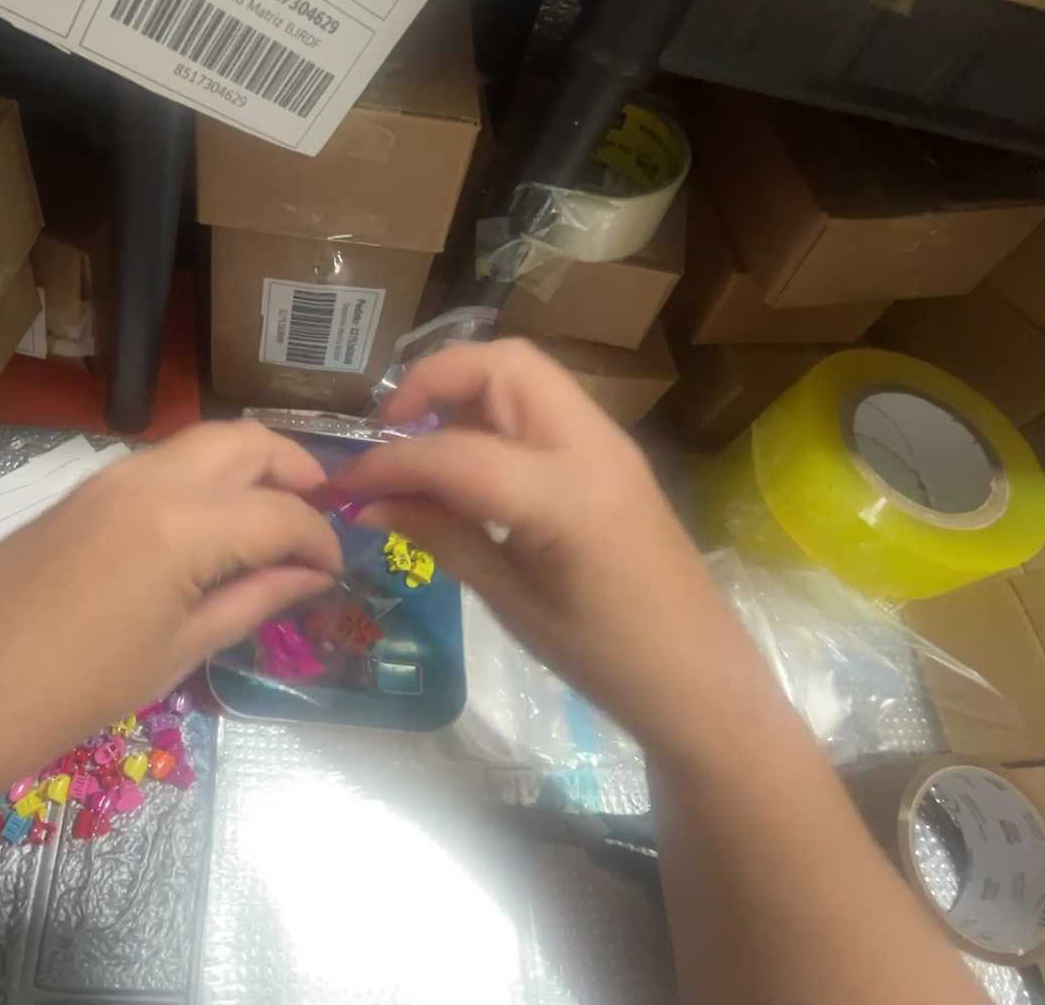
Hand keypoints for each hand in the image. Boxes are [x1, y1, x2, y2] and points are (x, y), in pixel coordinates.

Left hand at [0, 421, 341, 793]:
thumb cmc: (78, 691)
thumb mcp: (181, 649)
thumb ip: (256, 599)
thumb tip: (313, 575)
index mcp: (182, 526)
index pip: (283, 513)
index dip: (321, 539)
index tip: (336, 567)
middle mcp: (151, 477)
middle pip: (249, 441)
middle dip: (296, 471)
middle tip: (314, 518)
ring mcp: (112, 473)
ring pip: (206, 441)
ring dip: (251, 468)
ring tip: (269, 520)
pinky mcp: (86, 485)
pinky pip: (166, 461)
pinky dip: (207, 477)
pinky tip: (211, 524)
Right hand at [334, 340, 721, 727]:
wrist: (701, 681)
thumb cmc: (605, 659)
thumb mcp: (511, 601)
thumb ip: (439, 536)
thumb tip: (367, 504)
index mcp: (567, 496)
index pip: (456, 452)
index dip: (388, 463)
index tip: (342, 483)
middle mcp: (592, 445)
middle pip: (504, 363)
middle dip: (433, 379)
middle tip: (390, 430)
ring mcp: (608, 442)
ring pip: (524, 372)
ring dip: (463, 389)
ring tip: (421, 442)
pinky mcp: (609, 454)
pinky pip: (540, 405)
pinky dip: (491, 411)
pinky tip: (466, 461)